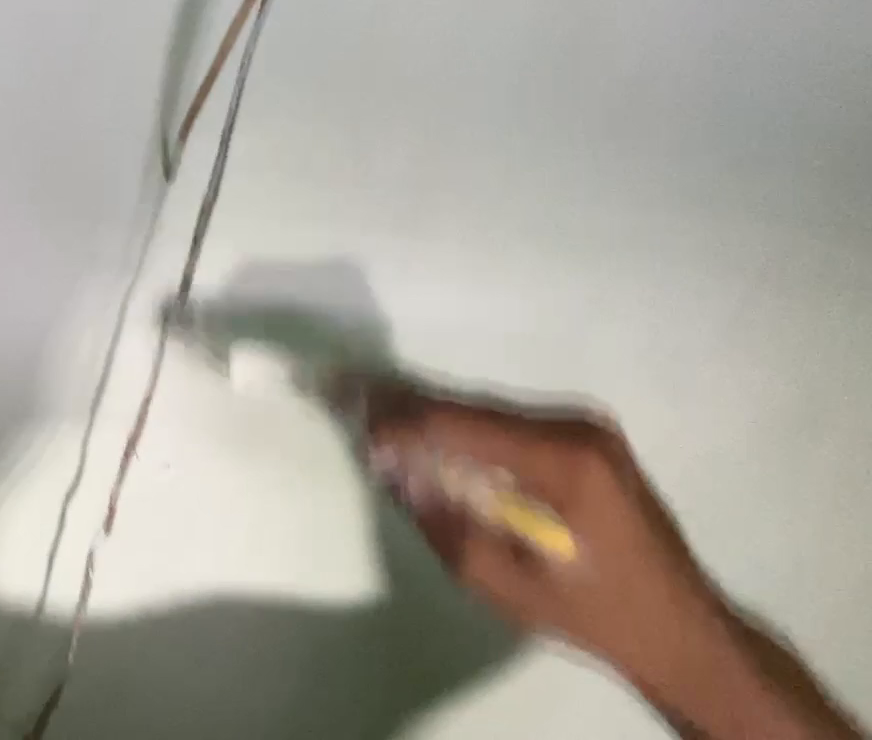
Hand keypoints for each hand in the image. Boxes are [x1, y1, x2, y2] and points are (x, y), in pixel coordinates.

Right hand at [359, 379, 863, 737]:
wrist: (686, 632)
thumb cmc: (592, 614)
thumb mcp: (500, 582)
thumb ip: (438, 519)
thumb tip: (388, 467)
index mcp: (563, 460)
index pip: (453, 422)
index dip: (394, 423)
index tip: (349, 427)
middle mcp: (573, 424)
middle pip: (460, 404)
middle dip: (399, 407)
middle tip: (340, 394)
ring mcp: (580, 424)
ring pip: (474, 406)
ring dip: (421, 413)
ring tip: (369, 414)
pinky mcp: (579, 432)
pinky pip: (495, 418)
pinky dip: (452, 424)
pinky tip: (419, 430)